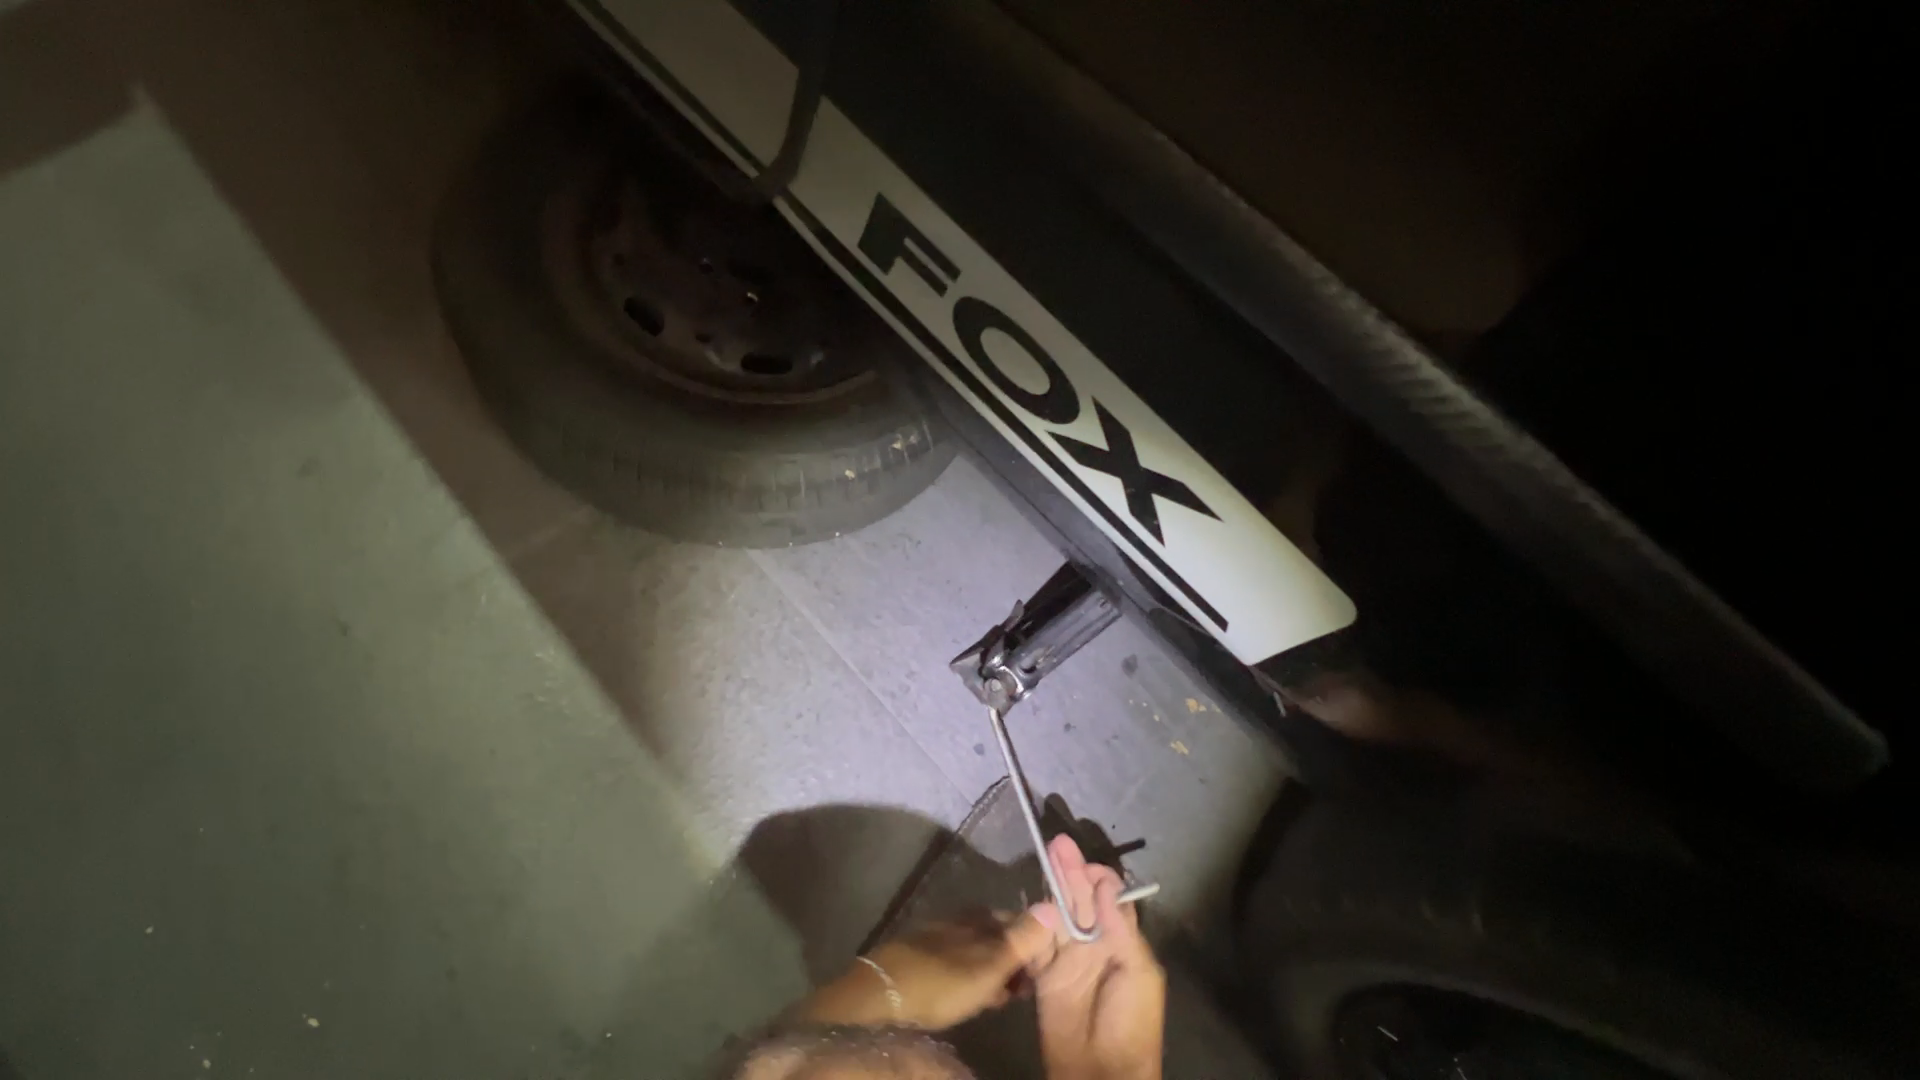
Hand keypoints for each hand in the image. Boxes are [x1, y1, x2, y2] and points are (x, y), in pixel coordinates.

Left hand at [797, 909, 1053, 1030]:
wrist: (883, 996)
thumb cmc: (943, 981)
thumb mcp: (990, 965)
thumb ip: (1021, 939)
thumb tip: (1053, 904)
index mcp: (977, 918)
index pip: (1015, 919)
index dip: (1033, 938)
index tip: (1045, 962)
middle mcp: (958, 921)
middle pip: (995, 934)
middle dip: (1013, 956)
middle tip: (1025, 985)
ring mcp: (937, 938)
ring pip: (975, 950)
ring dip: (992, 969)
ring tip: (1003, 995)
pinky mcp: (919, 959)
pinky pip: (956, 963)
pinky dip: (971, 976)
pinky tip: (970, 995)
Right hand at [1027, 834, 1166, 1079]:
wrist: (1102, 1075)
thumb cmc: (1132, 1023)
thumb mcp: (1139, 973)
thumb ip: (1121, 928)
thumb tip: (1104, 883)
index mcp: (1122, 942)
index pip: (1108, 899)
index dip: (1098, 878)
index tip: (1089, 864)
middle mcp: (1093, 944)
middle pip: (1079, 900)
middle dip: (1069, 871)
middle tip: (1058, 843)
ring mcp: (1067, 958)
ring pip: (1056, 914)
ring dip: (1049, 887)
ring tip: (1045, 857)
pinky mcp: (1044, 975)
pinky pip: (1035, 944)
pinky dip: (1030, 923)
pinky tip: (1028, 900)